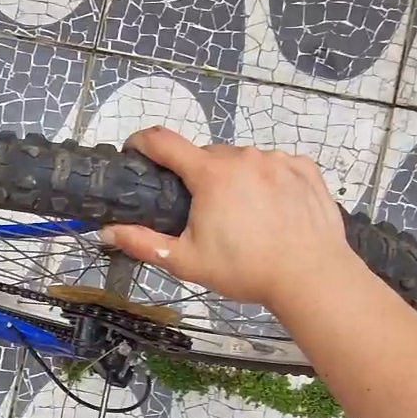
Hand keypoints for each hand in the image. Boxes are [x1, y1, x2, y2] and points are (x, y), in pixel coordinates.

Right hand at [100, 126, 358, 307]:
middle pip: (207, 157)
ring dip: (233, 180)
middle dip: (197, 178)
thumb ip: (143, 243)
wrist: (309, 275)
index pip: (165, 142)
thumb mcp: (186, 261)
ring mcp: (278, 159)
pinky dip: (266, 181)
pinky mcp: (305, 168)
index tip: (134, 150)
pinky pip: (275, 166)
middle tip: (200, 214)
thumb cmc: (244, 269)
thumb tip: (107, 232)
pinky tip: (270, 211)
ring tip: (241, 218)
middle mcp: (244, 156)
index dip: (143, 142)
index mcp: (210, 174)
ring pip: (243, 161)